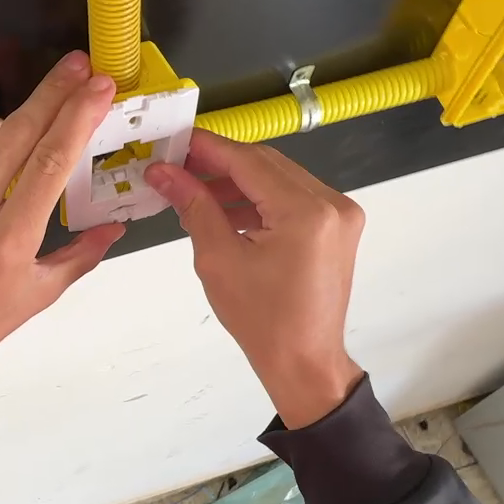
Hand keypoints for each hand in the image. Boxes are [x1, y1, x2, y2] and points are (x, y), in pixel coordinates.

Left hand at [0, 52, 125, 379]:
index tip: (98, 88)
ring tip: (15, 144)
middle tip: (78, 66)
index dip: (78, 117)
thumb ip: (83, 253)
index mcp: (11, 239)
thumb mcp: (42, 292)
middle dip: (54, 91)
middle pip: (19, 132)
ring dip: (5, 125)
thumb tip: (117, 224)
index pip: (52, 161)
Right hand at [146, 130, 365, 427]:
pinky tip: (225, 210)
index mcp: (305, 212)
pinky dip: (258, 198)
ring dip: (237, 180)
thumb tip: (163, 172)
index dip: (206, 148)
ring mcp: (340, 213)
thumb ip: (194, 205)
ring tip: (194, 191)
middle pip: (265, 163)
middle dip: (219, 162)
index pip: (247, 161)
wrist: (304, 360)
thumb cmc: (260, 319)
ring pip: (278, 177)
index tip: (172, 142)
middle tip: (176, 166)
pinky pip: (291, 196)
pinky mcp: (337, 225)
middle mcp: (332, 204)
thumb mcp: (218, 259)